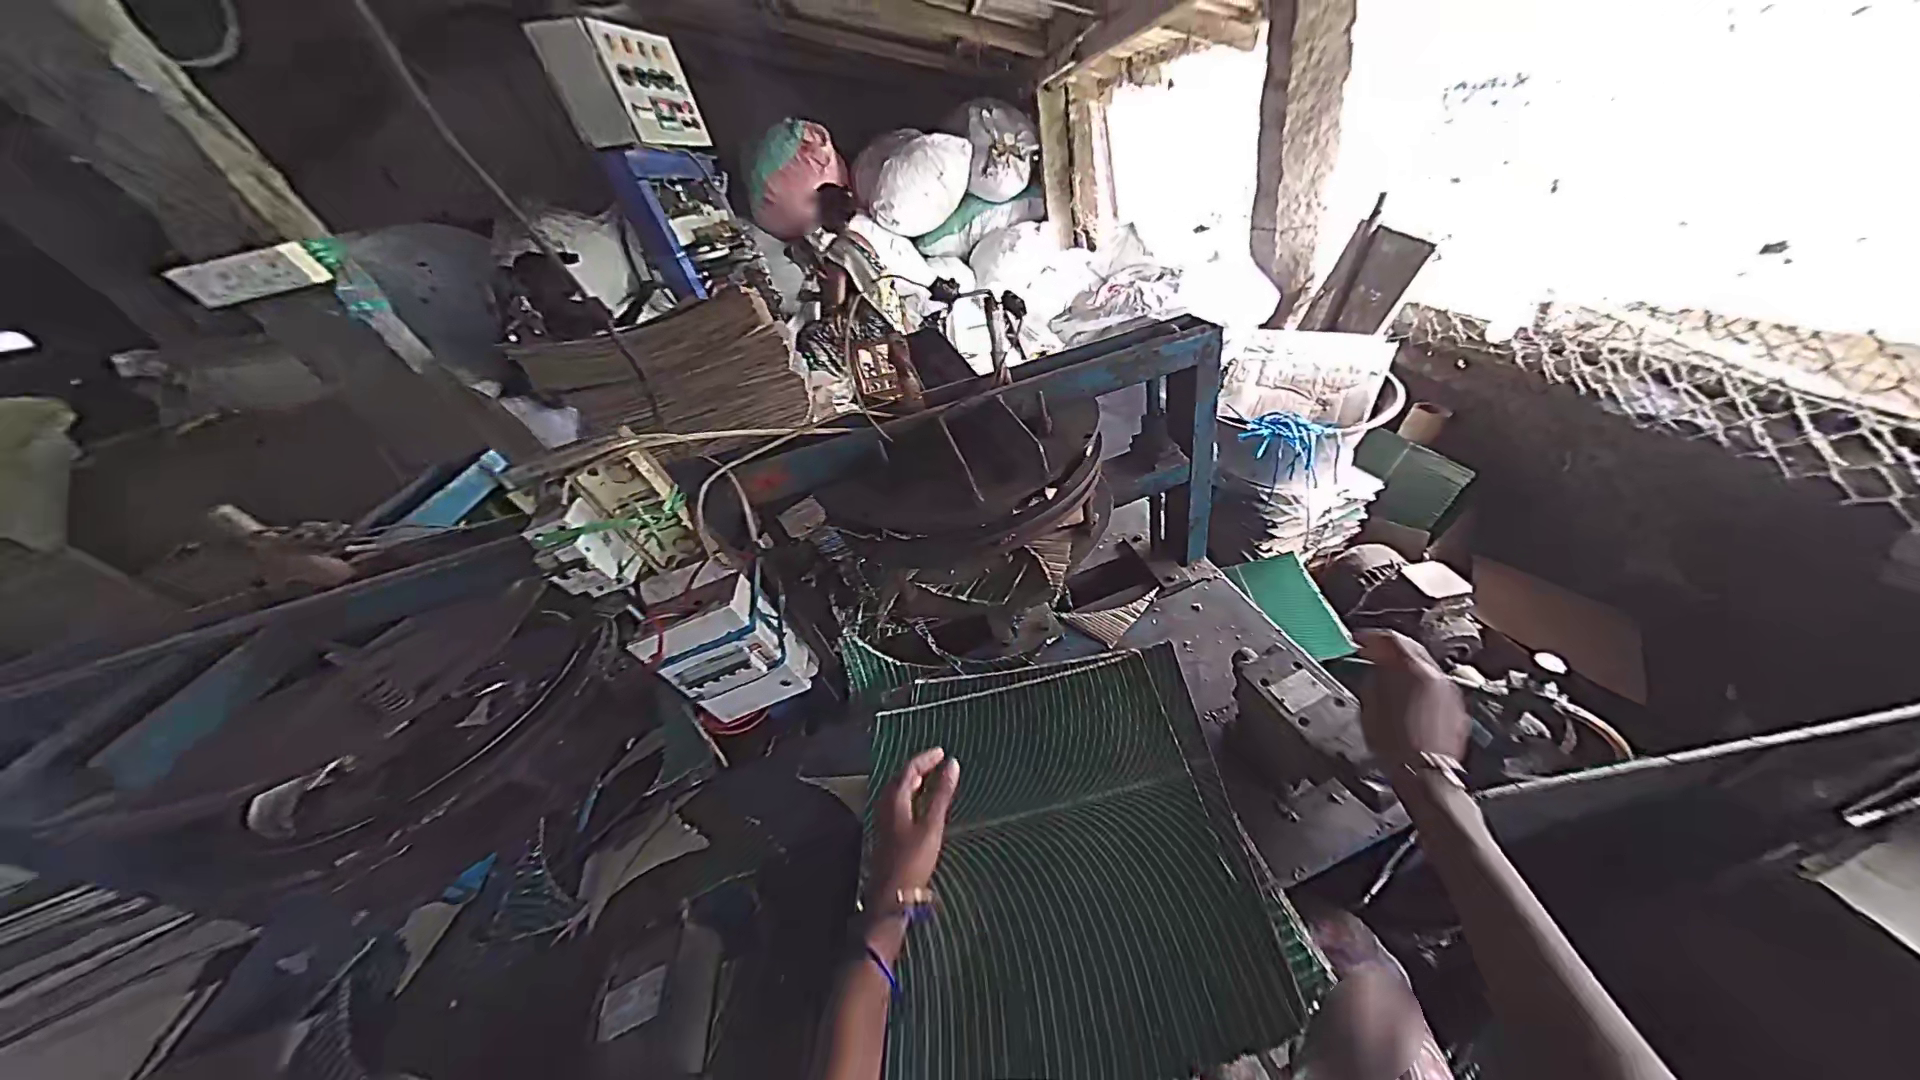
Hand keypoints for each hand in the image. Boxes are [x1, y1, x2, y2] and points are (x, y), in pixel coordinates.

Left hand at [871, 747, 960, 899]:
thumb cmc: (912, 859)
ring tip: (933, 776)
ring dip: (915, 780)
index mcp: (895, 799)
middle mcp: (886, 804)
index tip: (942, 752)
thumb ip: (942, 794)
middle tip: (939, 762)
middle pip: (902, 777)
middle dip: (920, 767)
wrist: (891, 896)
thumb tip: (952, 764)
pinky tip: (922, 801)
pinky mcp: (888, 831)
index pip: (909, 769)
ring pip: (900, 790)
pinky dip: (913, 793)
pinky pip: (900, 801)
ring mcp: (885, 818)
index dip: (926, 758)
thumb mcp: (932, 825)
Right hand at [1355, 630, 1470, 766]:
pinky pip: (1432, 686)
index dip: (1371, 637)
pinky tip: (1400, 693)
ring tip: (1381, 673)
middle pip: (1412, 649)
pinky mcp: (1454, 710)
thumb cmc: (1395, 742)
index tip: (1358, 639)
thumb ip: (1372, 676)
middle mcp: (1436, 677)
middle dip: (1388, 648)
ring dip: (1402, 665)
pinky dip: (1415, 682)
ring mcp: (1449, 694)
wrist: (1422, 773)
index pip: (1392, 639)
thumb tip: (1373, 667)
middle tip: (1368, 652)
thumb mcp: (1370, 701)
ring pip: (1423, 667)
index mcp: (1414, 670)